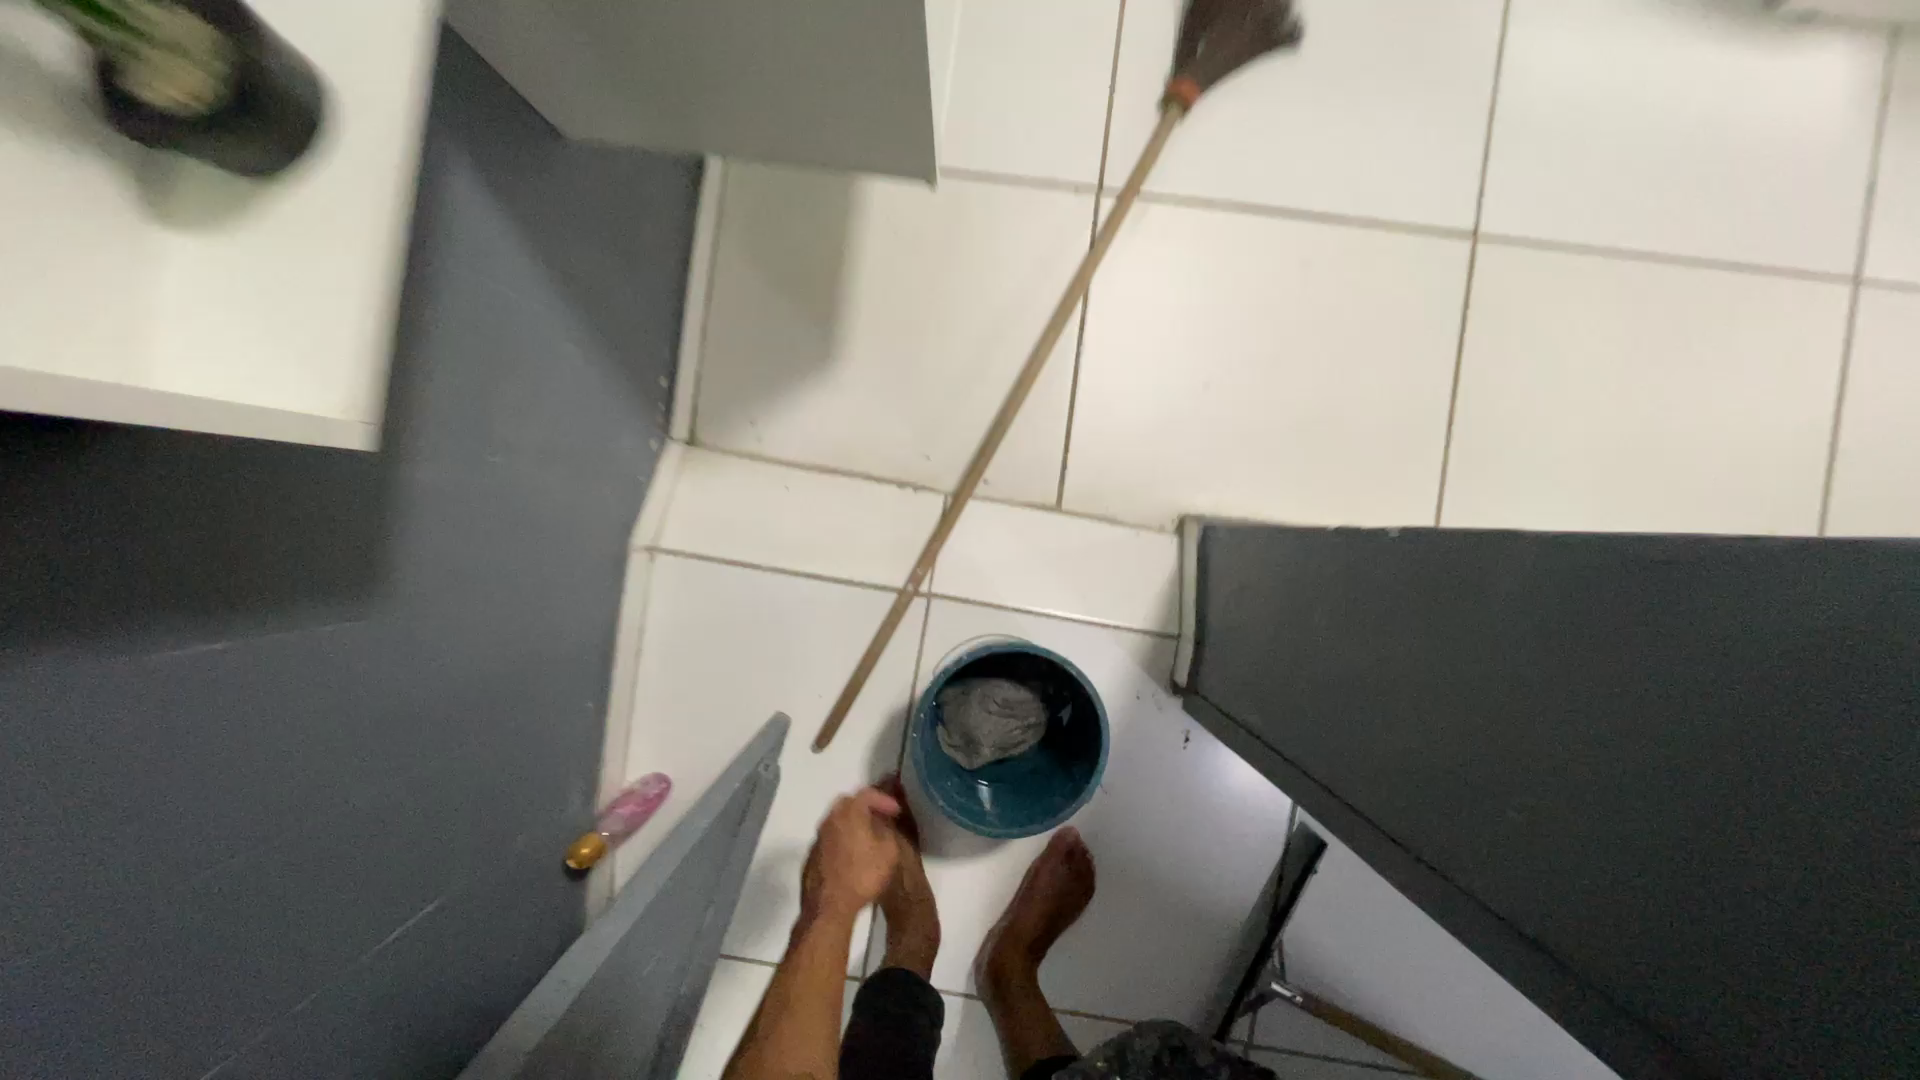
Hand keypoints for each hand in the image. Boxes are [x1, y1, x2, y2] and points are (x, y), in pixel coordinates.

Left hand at [800, 786, 903, 924]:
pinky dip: (841, 839)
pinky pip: (829, 838)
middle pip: (848, 802)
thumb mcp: (889, 852)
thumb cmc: (863, 876)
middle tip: (879, 818)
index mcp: (850, 813)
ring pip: (836, 820)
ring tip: (866, 837)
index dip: (884, 800)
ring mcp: (818, 838)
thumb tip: (882, 823)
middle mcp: (830, 819)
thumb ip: (888, 831)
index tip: (896, 812)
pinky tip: (851, 855)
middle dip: (865, 807)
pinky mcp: (812, 855)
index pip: (867, 794)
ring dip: (852, 823)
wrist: (828, 907)